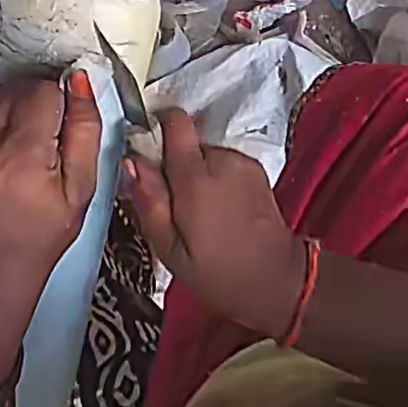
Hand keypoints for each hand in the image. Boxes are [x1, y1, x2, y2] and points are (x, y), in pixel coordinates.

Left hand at [0, 74, 100, 280]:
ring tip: (28, 141)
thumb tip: (78, 80)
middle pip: (19, 87)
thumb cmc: (46, 227)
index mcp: (22, 157)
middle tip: (49, 137)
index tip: (64, 127)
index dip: (61, 103)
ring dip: (18, 106)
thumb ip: (86, 128)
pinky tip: (7, 144)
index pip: (43, 90)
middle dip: (40, 102)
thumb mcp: (83, 185)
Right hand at [123, 109, 306, 336]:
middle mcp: (222, 160)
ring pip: (204, 152)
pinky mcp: (257, 169)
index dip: (158, 129)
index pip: (175, 121)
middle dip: (176, 163)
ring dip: (197, 172)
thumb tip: (130, 160)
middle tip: (175, 201)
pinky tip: (220, 208)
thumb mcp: (169, 248)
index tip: (149, 154)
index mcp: (195, 178)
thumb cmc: (216, 272)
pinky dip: (217, 177)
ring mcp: (243, 163)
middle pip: (187, 141)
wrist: (278, 285)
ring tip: (199, 209)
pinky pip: (223, 162)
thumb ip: (148, 200)